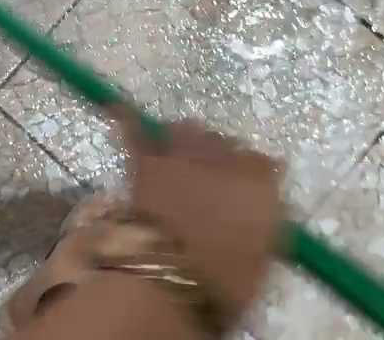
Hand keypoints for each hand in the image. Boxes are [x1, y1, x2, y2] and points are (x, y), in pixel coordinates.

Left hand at [114, 109, 284, 321]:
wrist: (170, 269)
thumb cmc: (224, 276)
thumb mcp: (259, 255)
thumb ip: (264, 220)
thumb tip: (264, 205)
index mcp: (257, 184)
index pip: (263, 163)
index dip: (255, 172)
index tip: (251, 182)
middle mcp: (221, 160)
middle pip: (223, 142)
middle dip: (220, 153)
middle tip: (214, 171)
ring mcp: (180, 154)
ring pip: (186, 129)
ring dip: (186, 137)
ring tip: (183, 150)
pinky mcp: (146, 158)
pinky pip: (134, 129)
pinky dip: (127, 119)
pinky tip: (119, 108)